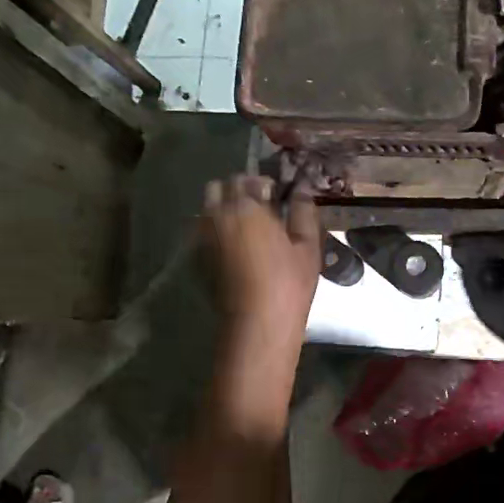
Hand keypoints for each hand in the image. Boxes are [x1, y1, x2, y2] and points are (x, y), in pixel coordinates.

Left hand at [201, 174, 320, 344]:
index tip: (276, 198)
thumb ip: (302, 211)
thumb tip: (301, 189)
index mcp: (246, 206)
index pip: (248, 179)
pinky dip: (215, 230)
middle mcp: (217, 215)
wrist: (257, 323)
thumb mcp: (307, 245)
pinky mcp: (196, 257)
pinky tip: (233, 247)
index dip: (263, 185)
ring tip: (245, 228)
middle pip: (220, 187)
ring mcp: (202, 236)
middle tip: (259, 210)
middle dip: (238, 192)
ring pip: (208, 209)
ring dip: (223, 209)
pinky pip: (203, 231)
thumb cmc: (288, 282)